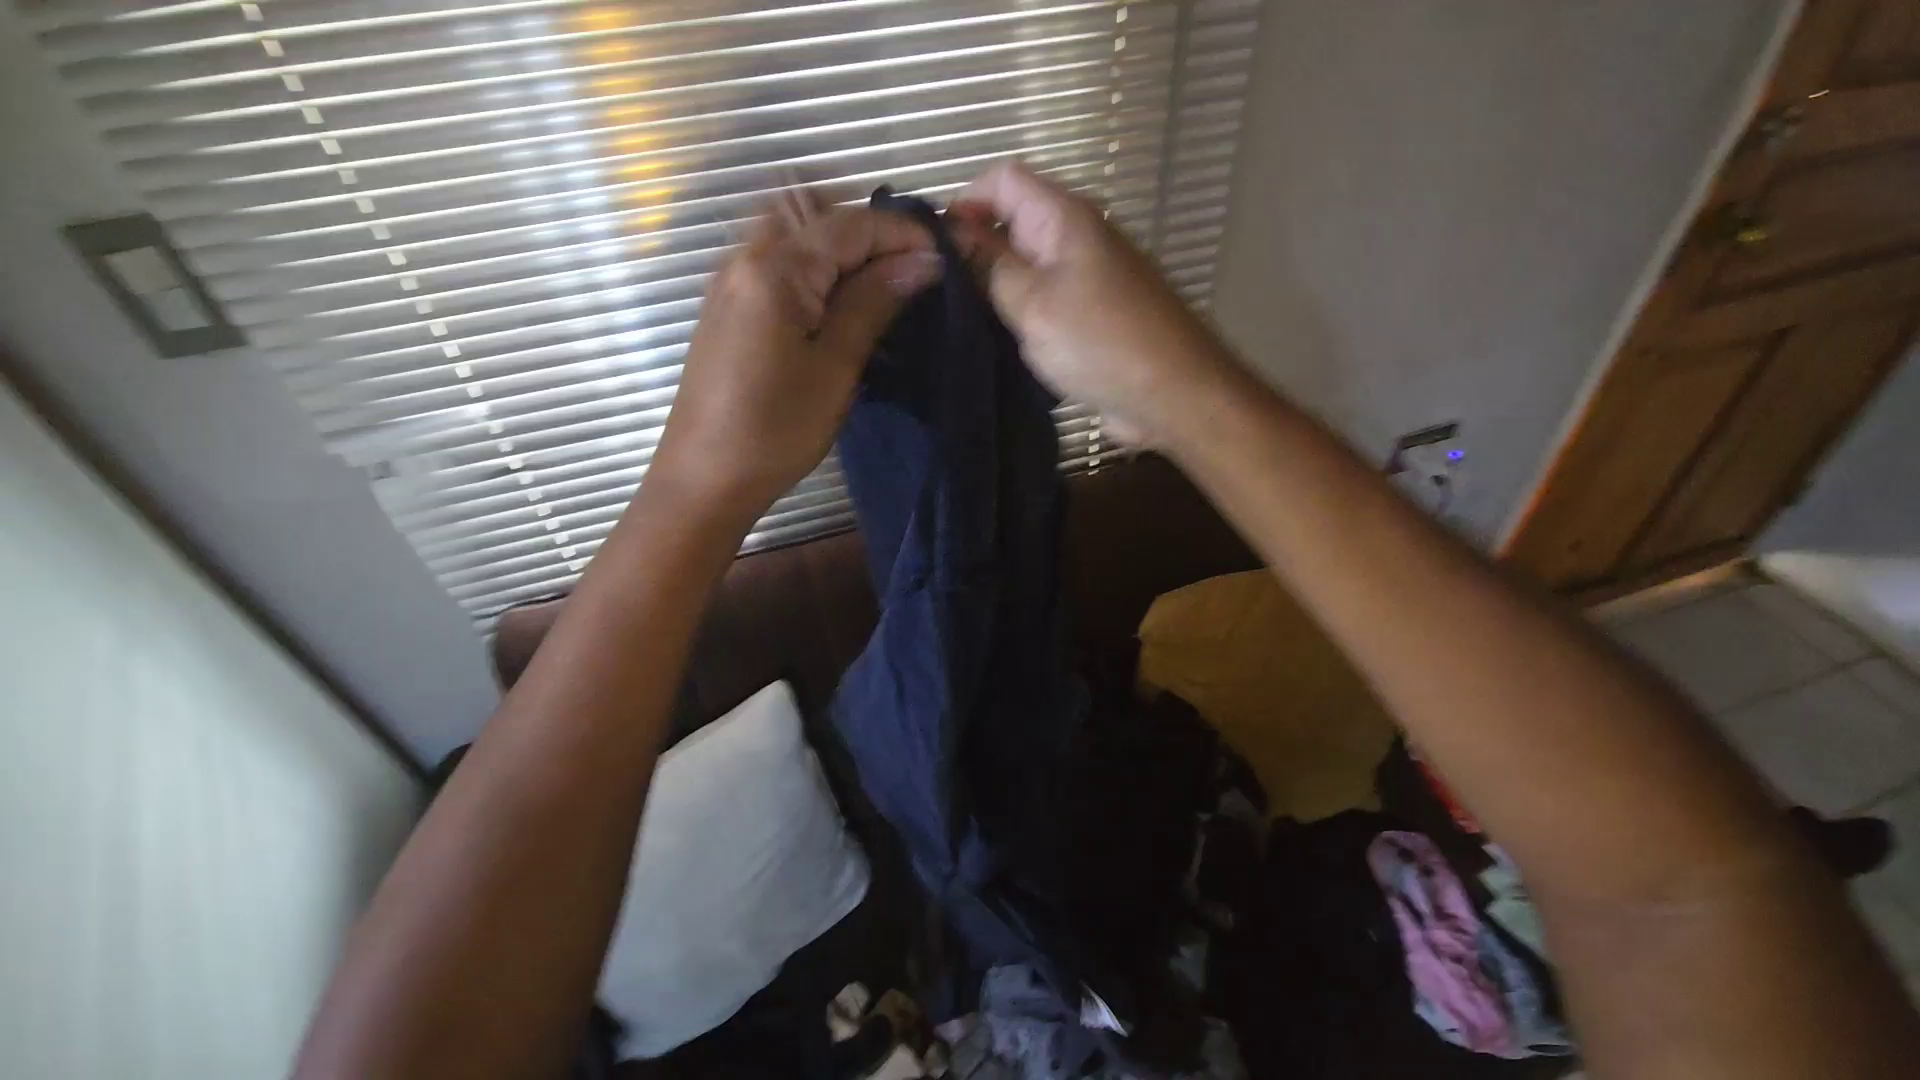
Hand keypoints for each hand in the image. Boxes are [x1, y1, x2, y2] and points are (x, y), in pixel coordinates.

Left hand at [647, 190, 938, 520]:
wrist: (704, 478)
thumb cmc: (775, 429)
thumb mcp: (835, 367)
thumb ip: (874, 303)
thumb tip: (923, 261)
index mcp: (775, 268)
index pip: (850, 224)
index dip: (902, 234)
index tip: (945, 259)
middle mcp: (745, 258)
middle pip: (815, 214)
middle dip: (867, 230)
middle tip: (908, 269)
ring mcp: (729, 280)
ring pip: (791, 233)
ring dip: (838, 246)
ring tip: (878, 285)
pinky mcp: (726, 306)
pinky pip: (774, 259)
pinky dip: (811, 264)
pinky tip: (837, 302)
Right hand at [953, 162, 1234, 446]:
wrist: (1174, 396)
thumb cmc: (1102, 343)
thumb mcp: (1031, 303)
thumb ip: (987, 265)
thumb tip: (949, 234)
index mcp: (1064, 217)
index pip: (1001, 179)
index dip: (963, 203)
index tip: (934, 250)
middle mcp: (1075, 236)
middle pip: (1010, 221)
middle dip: (972, 249)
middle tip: (937, 292)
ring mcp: (1084, 277)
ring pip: (1023, 265)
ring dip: (992, 288)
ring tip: (957, 319)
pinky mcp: (1088, 314)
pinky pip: (1041, 299)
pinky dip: (1016, 313)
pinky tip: (992, 341)